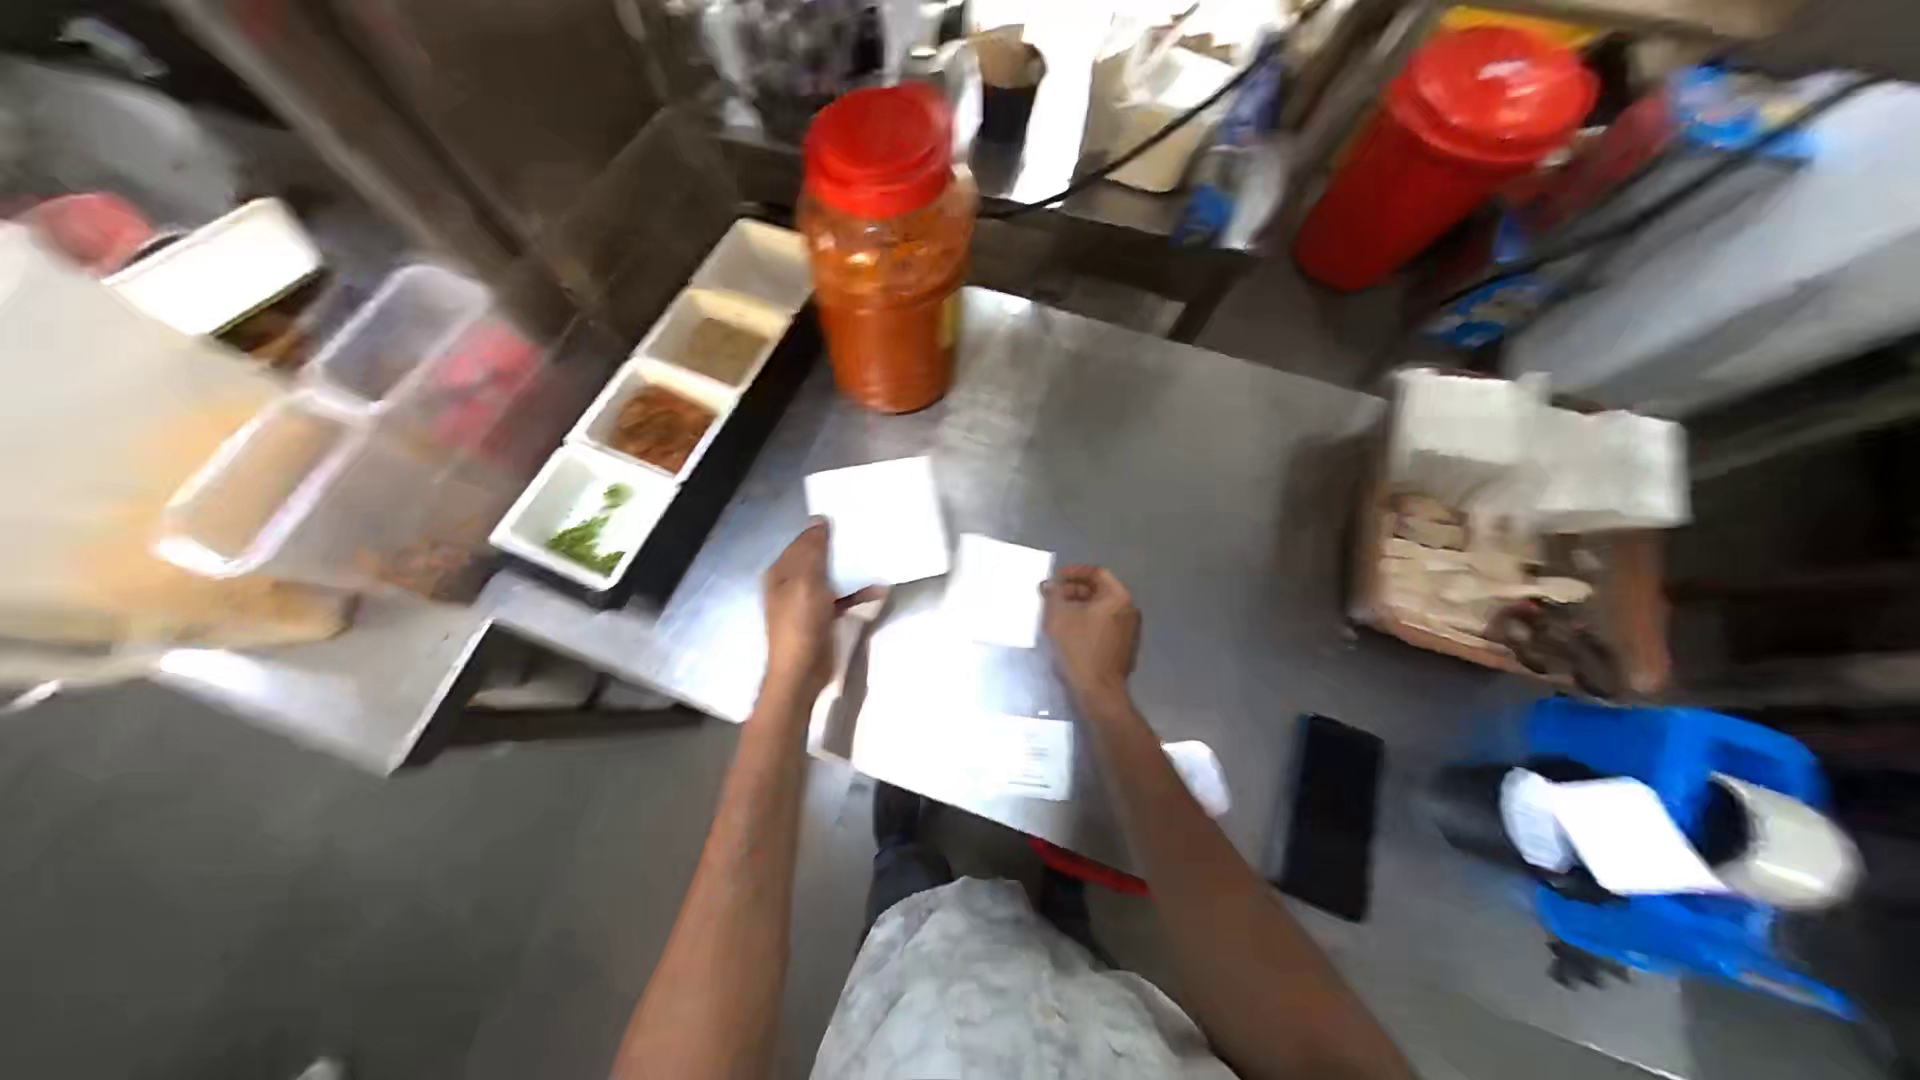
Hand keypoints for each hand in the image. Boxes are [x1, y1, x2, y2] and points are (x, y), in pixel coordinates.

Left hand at [762, 519, 877, 699]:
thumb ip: (812, 551)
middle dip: (840, 550)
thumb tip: (818, 520)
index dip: (823, 531)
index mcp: (781, 572)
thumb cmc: (801, 622)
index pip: (802, 541)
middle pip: (818, 558)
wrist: (802, 671)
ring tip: (876, 559)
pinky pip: (841, 597)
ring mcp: (807, 601)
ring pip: (832, 577)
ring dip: (852, 571)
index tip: (849, 520)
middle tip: (867, 537)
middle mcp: (791, 583)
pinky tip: (878, 589)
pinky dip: (857, 593)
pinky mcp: (822, 617)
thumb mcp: (806, 581)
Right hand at [1042, 564, 1140, 700]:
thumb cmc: (1078, 648)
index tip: (1055, 578)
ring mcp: (1129, 629)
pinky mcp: (1124, 646)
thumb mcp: (1058, 616)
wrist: (1098, 690)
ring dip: (1078, 606)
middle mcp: (1128, 609)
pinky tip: (1069, 630)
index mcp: (1117, 597)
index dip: (1073, 572)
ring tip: (1057, 613)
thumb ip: (1053, 594)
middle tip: (1052, 596)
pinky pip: (1103, 624)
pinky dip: (1087, 621)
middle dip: (1073, 590)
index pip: (1096, 573)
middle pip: (1099, 590)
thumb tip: (1049, 584)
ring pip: (1100, 608)